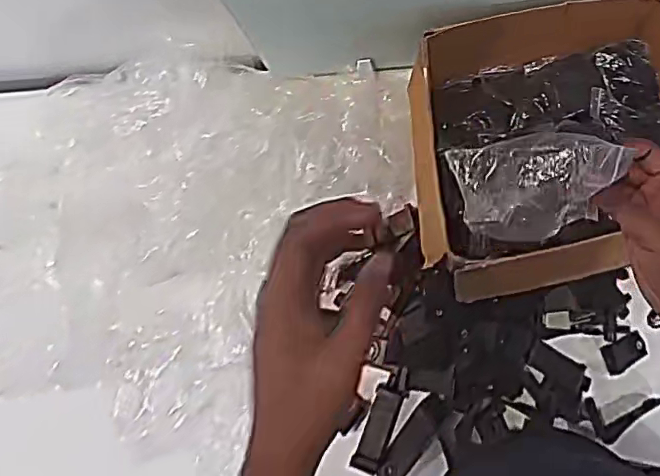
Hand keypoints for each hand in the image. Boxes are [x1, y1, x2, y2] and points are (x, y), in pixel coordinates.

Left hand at [246, 198, 393, 475]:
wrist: (283, 447)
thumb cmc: (305, 408)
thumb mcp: (348, 350)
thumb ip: (368, 299)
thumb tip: (383, 261)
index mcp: (283, 298)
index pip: (304, 235)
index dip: (339, 214)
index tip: (370, 211)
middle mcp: (276, 297)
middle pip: (300, 234)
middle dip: (338, 216)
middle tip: (372, 213)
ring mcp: (279, 306)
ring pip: (304, 250)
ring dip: (338, 234)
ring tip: (371, 232)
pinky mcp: (288, 317)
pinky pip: (308, 269)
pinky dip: (334, 255)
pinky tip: (358, 263)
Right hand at [594, 139, 659, 314]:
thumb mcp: (650, 230)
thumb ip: (624, 207)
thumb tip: (602, 190)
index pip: (651, 155)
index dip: (632, 148)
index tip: (611, 147)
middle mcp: (656, 195)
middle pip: (632, 168)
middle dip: (613, 164)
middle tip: (592, 162)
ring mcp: (644, 209)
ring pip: (621, 185)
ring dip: (605, 181)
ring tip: (587, 177)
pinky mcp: (633, 223)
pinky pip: (615, 203)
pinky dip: (602, 199)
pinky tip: (590, 196)